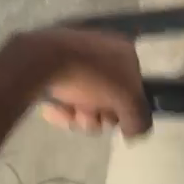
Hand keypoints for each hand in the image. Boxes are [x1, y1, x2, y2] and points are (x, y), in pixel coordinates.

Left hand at [12, 28, 150, 137]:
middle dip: (100, 115)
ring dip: (80, 116)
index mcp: (124, 50)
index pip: (133, 87)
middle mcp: (104, 52)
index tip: (115, 119)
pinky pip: (65, 96)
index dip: (125, 108)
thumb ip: (138, 118)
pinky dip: (62, 107)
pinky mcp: (55, 69)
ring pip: (85, 100)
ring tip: (71, 114)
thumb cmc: (92, 74)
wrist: (45, 59)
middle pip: (108, 98)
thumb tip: (135, 132)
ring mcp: (77, 59)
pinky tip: (55, 108)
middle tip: (91, 117)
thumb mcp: (126, 96)